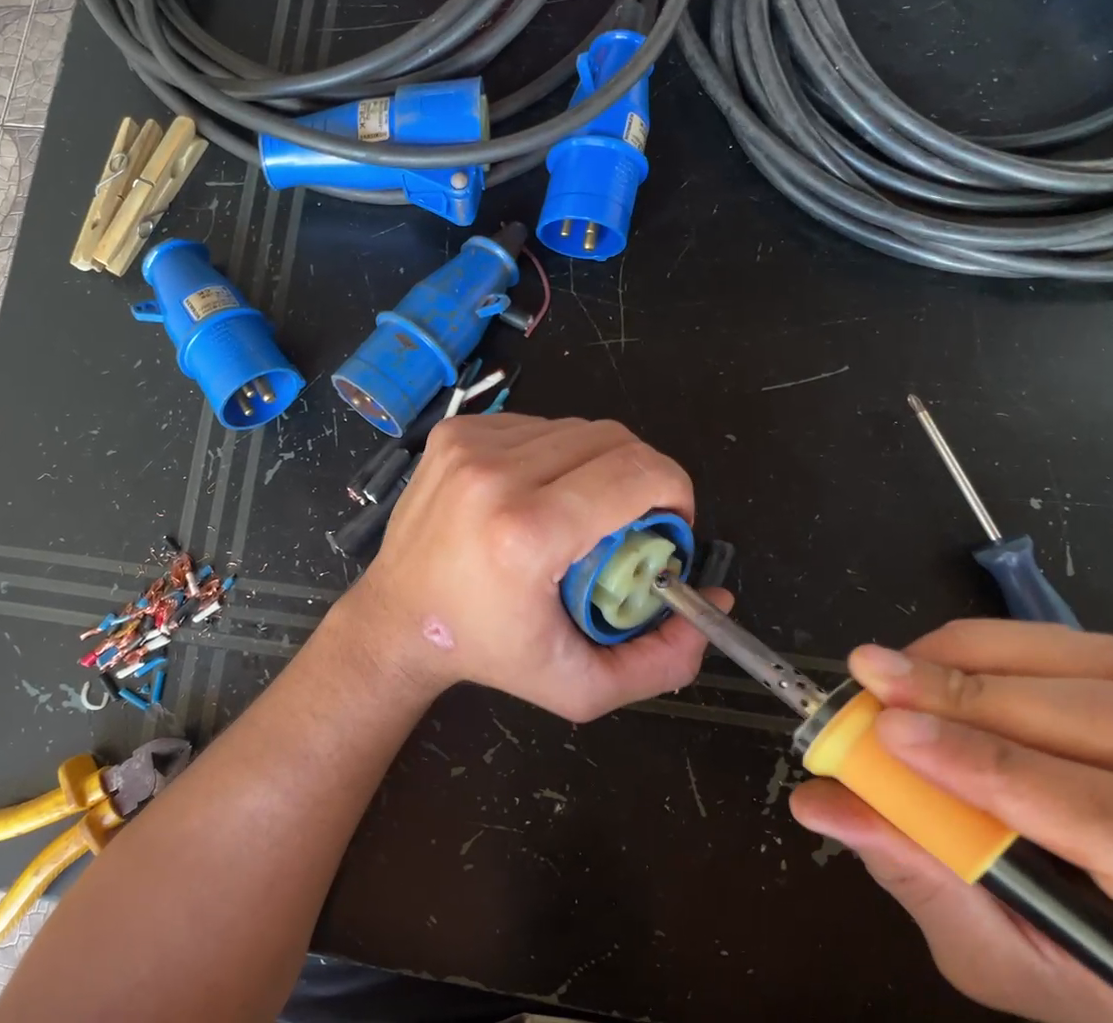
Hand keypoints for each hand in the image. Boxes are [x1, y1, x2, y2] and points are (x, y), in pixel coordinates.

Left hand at [338, 414, 730, 721]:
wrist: (399, 620)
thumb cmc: (488, 651)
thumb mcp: (579, 685)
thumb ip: (660, 660)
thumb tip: (712, 600)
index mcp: (528, 532)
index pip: (640, 473)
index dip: (675, 495)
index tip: (666, 529)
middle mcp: (495, 475)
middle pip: (616, 441)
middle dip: (642, 480)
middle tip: (631, 525)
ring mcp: (470, 446)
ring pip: (578, 430)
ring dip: (597, 467)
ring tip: (579, 514)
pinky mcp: (455, 434)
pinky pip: (537, 426)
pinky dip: (554, 455)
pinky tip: (537, 494)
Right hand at [790, 620, 1112, 1022]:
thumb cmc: (1084, 982)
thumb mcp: (993, 958)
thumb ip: (919, 877)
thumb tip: (820, 803)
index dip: (995, 766)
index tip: (887, 731)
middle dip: (980, 695)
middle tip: (875, 678)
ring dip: (990, 657)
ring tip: (899, 665)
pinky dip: (1013, 646)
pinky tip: (946, 659)